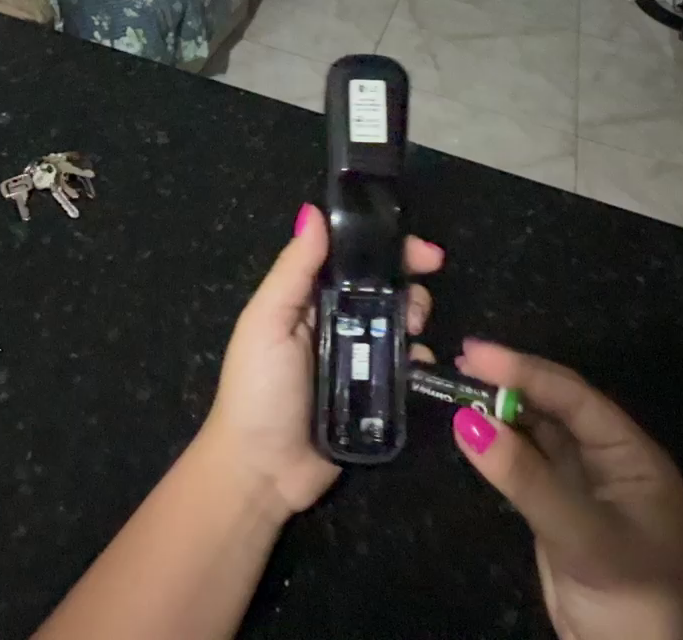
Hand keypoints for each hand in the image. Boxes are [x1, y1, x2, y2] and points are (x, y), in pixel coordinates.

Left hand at [198, 203, 444, 515]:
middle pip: (382, 289)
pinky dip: (418, 360)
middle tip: (423, 296)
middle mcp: (333, 322)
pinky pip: (404, 368)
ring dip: (417, 318)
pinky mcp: (373, 395)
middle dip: (409, 284)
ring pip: (398, 324)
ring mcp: (355, 359)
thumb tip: (312, 211)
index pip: (350, 259)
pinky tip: (421, 362)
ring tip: (419, 329)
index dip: (386, 247)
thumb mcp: (268, 321)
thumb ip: (293, 269)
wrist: (261, 471)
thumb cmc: (258, 388)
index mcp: (306, 299)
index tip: (423, 250)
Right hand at [449, 339, 682, 639]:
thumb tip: (465, 421)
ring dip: (501, 411)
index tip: (474, 352)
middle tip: (458, 360)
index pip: (572, 396)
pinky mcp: (559, 511)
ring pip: (537, 433)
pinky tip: (473, 431)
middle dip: (509, 383)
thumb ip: (525, 478)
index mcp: (630, 454)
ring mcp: (583, 486)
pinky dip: (500, 445)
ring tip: (456, 386)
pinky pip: (526, 463)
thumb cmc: (633, 597)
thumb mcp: (581, 534)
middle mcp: (607, 460)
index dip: (523, 370)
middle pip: (553, 407)